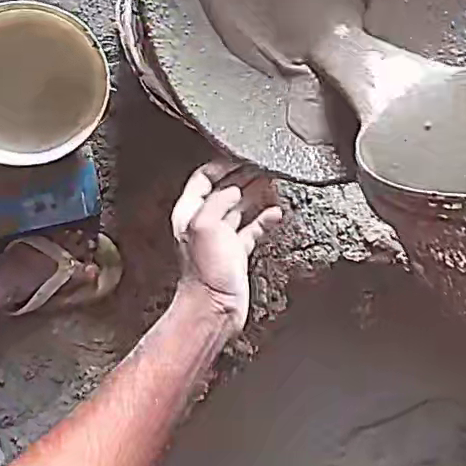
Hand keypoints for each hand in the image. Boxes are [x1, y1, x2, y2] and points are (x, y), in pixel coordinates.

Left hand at [169, 160, 283, 330]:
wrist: (213, 309)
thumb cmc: (203, 273)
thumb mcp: (205, 226)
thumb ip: (217, 201)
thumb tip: (232, 189)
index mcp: (190, 212)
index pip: (203, 178)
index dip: (220, 165)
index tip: (239, 157)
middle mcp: (204, 222)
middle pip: (224, 189)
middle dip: (242, 176)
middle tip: (260, 166)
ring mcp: (221, 237)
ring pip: (240, 207)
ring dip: (256, 194)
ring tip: (272, 181)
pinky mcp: (236, 253)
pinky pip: (252, 229)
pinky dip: (265, 219)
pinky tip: (276, 213)